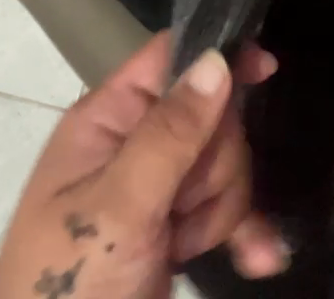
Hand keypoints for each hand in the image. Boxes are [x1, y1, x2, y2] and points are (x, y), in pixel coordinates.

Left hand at [0, 33, 287, 298]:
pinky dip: (245, 232)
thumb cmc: (67, 283)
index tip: (266, 69)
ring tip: (186, 247)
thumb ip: (170, 134)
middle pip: (211, 118)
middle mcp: (135, 146)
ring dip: (222, 209)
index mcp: (109, 120)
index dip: (217, 58)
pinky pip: (228, 211)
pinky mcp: (176, 231)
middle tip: (182, 208)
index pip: (170, 60)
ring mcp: (157, 191)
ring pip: (225, 166)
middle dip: (215, 166)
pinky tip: (259, 258)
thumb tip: (218, 58)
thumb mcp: (118, 207)